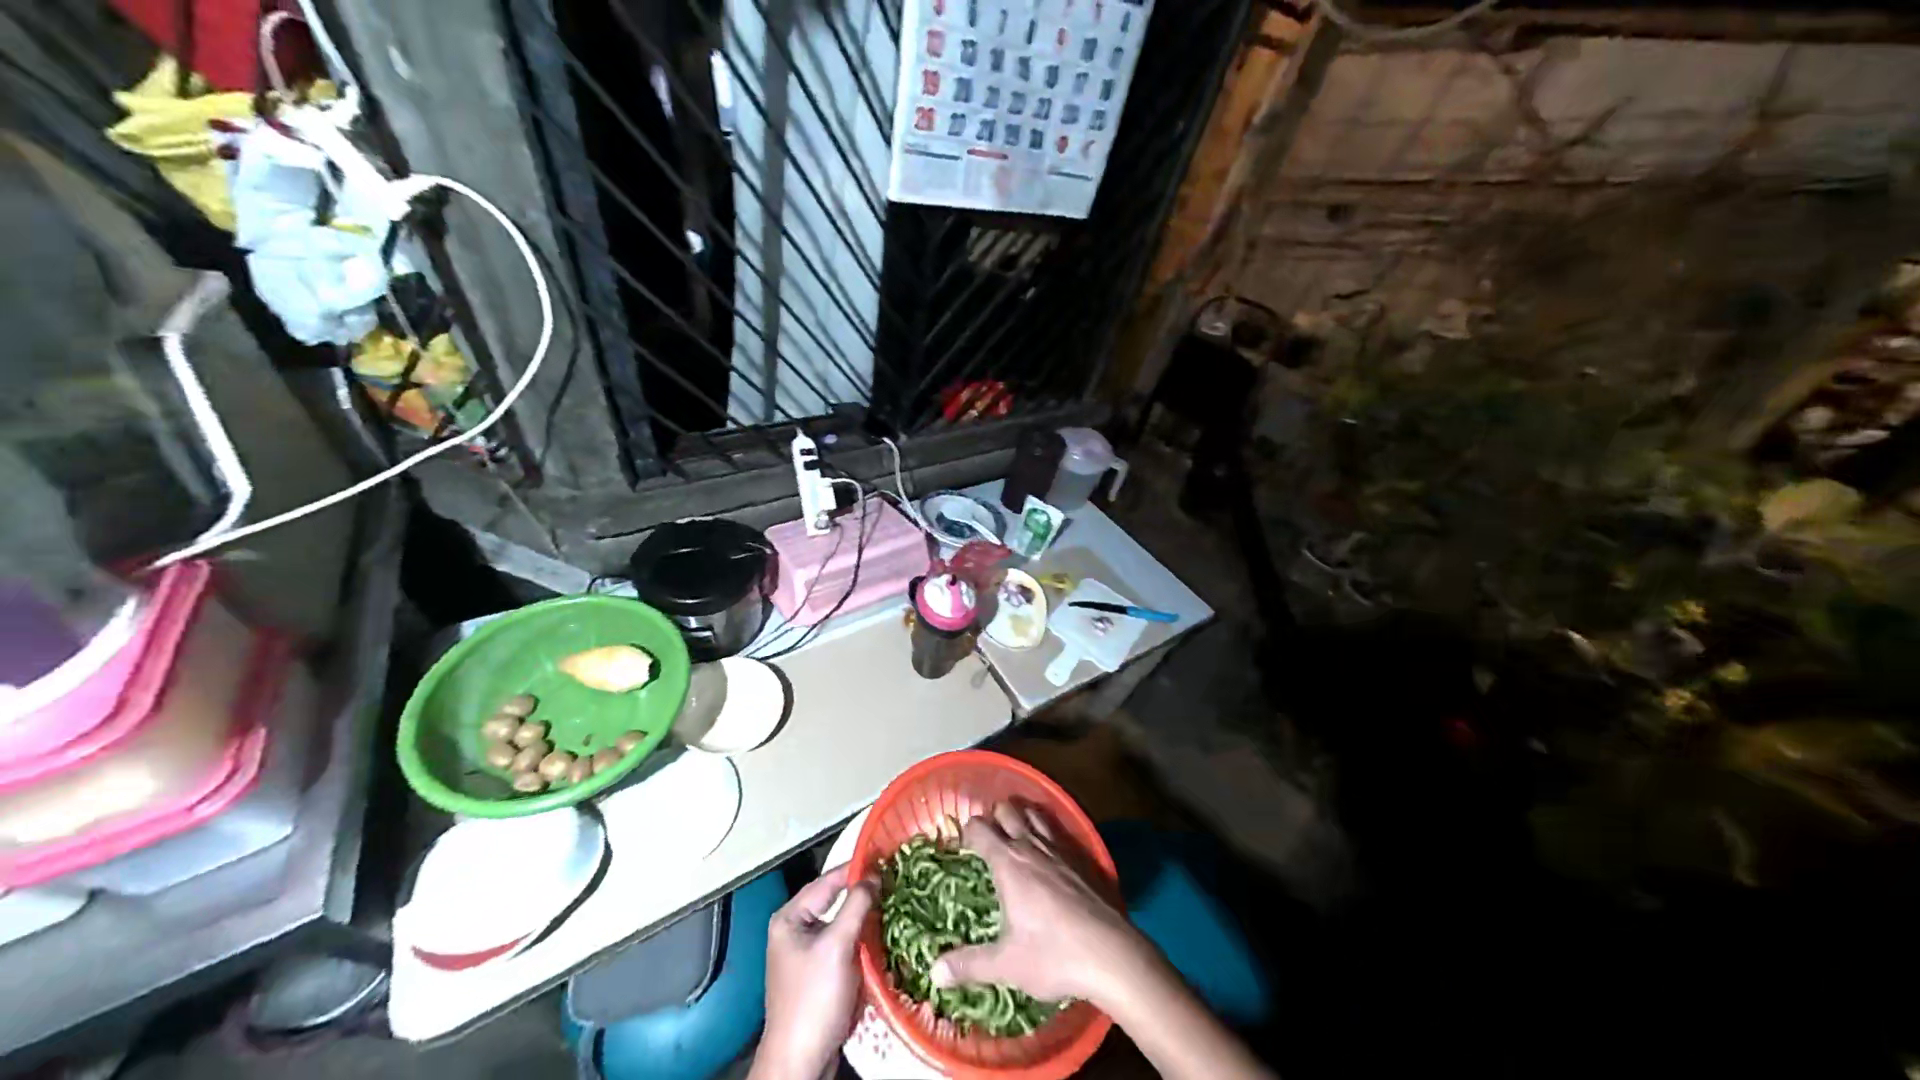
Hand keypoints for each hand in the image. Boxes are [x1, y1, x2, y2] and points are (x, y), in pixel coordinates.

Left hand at [751, 863, 875, 1079]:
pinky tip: (884, 934)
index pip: (828, 881)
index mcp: (790, 918)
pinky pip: (845, 945)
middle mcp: (795, 930)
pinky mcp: (821, 973)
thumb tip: (873, 876)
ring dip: (866, 917)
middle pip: (835, 902)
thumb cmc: (814, 1000)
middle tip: (894, 880)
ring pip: (843, 924)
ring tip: (894, 902)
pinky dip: (863, 939)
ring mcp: (808, 953)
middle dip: (864, 893)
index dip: (856, 869)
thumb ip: (855, 906)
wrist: (801, 1061)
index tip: (886, 858)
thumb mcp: (837, 946)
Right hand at [930, 802, 1158, 1009]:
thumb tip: (934, 973)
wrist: (1112, 955)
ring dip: (1021, 817)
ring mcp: (1060, 850)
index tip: (959, 848)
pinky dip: (1046, 831)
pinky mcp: (1082, 859)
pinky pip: (1058, 831)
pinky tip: (1047, 853)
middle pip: (1007, 811)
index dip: (965, 833)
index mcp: (1008, 863)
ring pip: (1035, 814)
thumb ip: (968, 965)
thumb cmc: (1053, 956)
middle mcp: (1032, 847)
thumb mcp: (1006, 964)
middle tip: (984, 840)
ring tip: (1013, 834)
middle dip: (992, 817)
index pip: (979, 829)